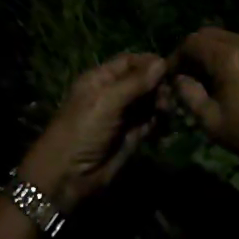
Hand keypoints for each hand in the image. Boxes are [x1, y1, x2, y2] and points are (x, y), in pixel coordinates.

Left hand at [20, 53, 167, 212]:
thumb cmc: (82, 130)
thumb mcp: (106, 101)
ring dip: (161, 103)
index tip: (170, 68)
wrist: (68, 176)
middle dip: (158, 85)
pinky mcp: (132, 136)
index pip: (130, 62)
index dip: (149, 63)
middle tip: (168, 96)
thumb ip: (135, 82)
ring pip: (149, 101)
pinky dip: (160, 121)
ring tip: (166, 111)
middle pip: (143, 81)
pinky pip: (151, 122)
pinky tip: (164, 123)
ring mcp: (123, 116)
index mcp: (101, 78)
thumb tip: (162, 62)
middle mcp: (114, 94)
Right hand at [169, 28, 238, 179]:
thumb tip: (179, 79)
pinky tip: (220, 81)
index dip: (175, 58)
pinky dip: (222, 55)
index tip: (168, 78)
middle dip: (190, 52)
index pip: (191, 43)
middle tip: (182, 77)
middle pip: (206, 34)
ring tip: (199, 81)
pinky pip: (236, 45)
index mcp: (228, 56)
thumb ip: (188, 94)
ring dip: (206, 53)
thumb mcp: (210, 120)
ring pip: (221, 38)